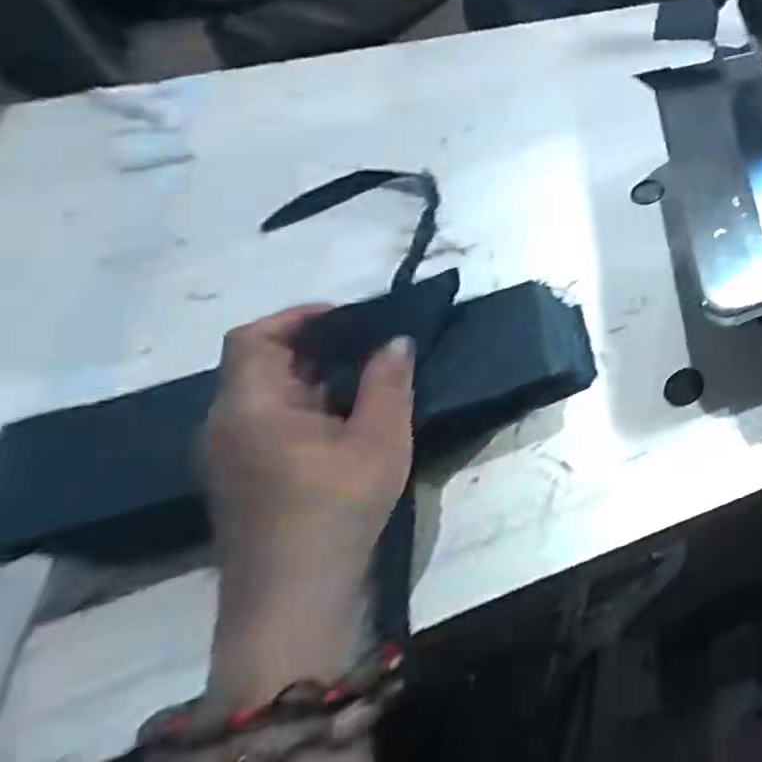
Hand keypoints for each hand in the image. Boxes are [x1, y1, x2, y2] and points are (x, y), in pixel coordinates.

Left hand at [203, 305, 413, 704]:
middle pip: (260, 363)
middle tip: (377, 343)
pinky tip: (350, 416)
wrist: (295, 586)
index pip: (254, 340)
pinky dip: (308, 401)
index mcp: (250, 409)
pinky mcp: (240, 471)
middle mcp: (224, 424)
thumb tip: (396, 340)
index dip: (299, 317)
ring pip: (267, 391)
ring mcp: (227, 451)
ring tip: (373, 376)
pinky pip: (268, 417)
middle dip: (319, 345)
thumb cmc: (338, 504)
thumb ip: (388, 383)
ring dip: (317, 375)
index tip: (353, 315)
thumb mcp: (380, 438)